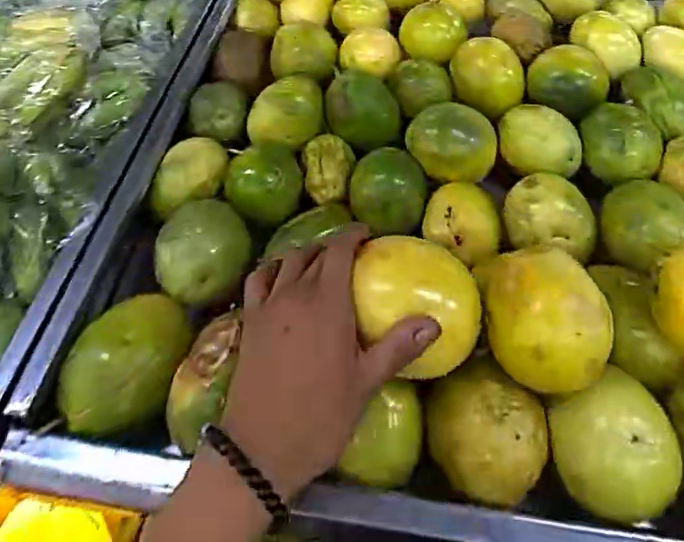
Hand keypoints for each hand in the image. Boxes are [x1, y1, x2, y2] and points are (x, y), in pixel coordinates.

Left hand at [218, 224, 438, 499]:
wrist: (261, 449)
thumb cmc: (320, 416)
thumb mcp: (365, 383)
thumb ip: (397, 347)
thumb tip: (434, 322)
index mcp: (327, 302)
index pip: (338, 249)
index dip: (352, 234)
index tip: (367, 234)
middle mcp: (295, 292)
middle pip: (314, 253)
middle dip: (334, 246)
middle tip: (352, 256)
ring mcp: (268, 305)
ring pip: (286, 261)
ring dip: (305, 254)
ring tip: (320, 263)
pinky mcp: (249, 320)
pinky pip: (258, 279)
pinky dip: (272, 269)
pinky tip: (280, 278)